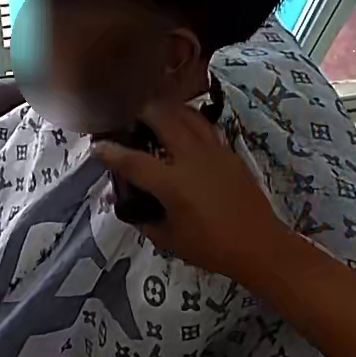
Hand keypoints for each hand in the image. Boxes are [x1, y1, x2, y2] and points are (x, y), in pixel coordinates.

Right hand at [90, 102, 292, 281]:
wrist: (258, 244)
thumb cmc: (211, 247)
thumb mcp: (169, 239)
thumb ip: (142, 218)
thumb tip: (124, 203)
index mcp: (173, 183)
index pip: (133, 162)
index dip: (110, 153)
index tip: (97, 147)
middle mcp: (191, 158)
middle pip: (162, 118)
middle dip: (141, 112)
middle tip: (128, 117)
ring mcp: (213, 151)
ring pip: (186, 114)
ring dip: (166, 109)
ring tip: (153, 112)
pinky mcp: (228, 152)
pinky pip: (203, 126)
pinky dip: (187, 119)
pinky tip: (182, 125)